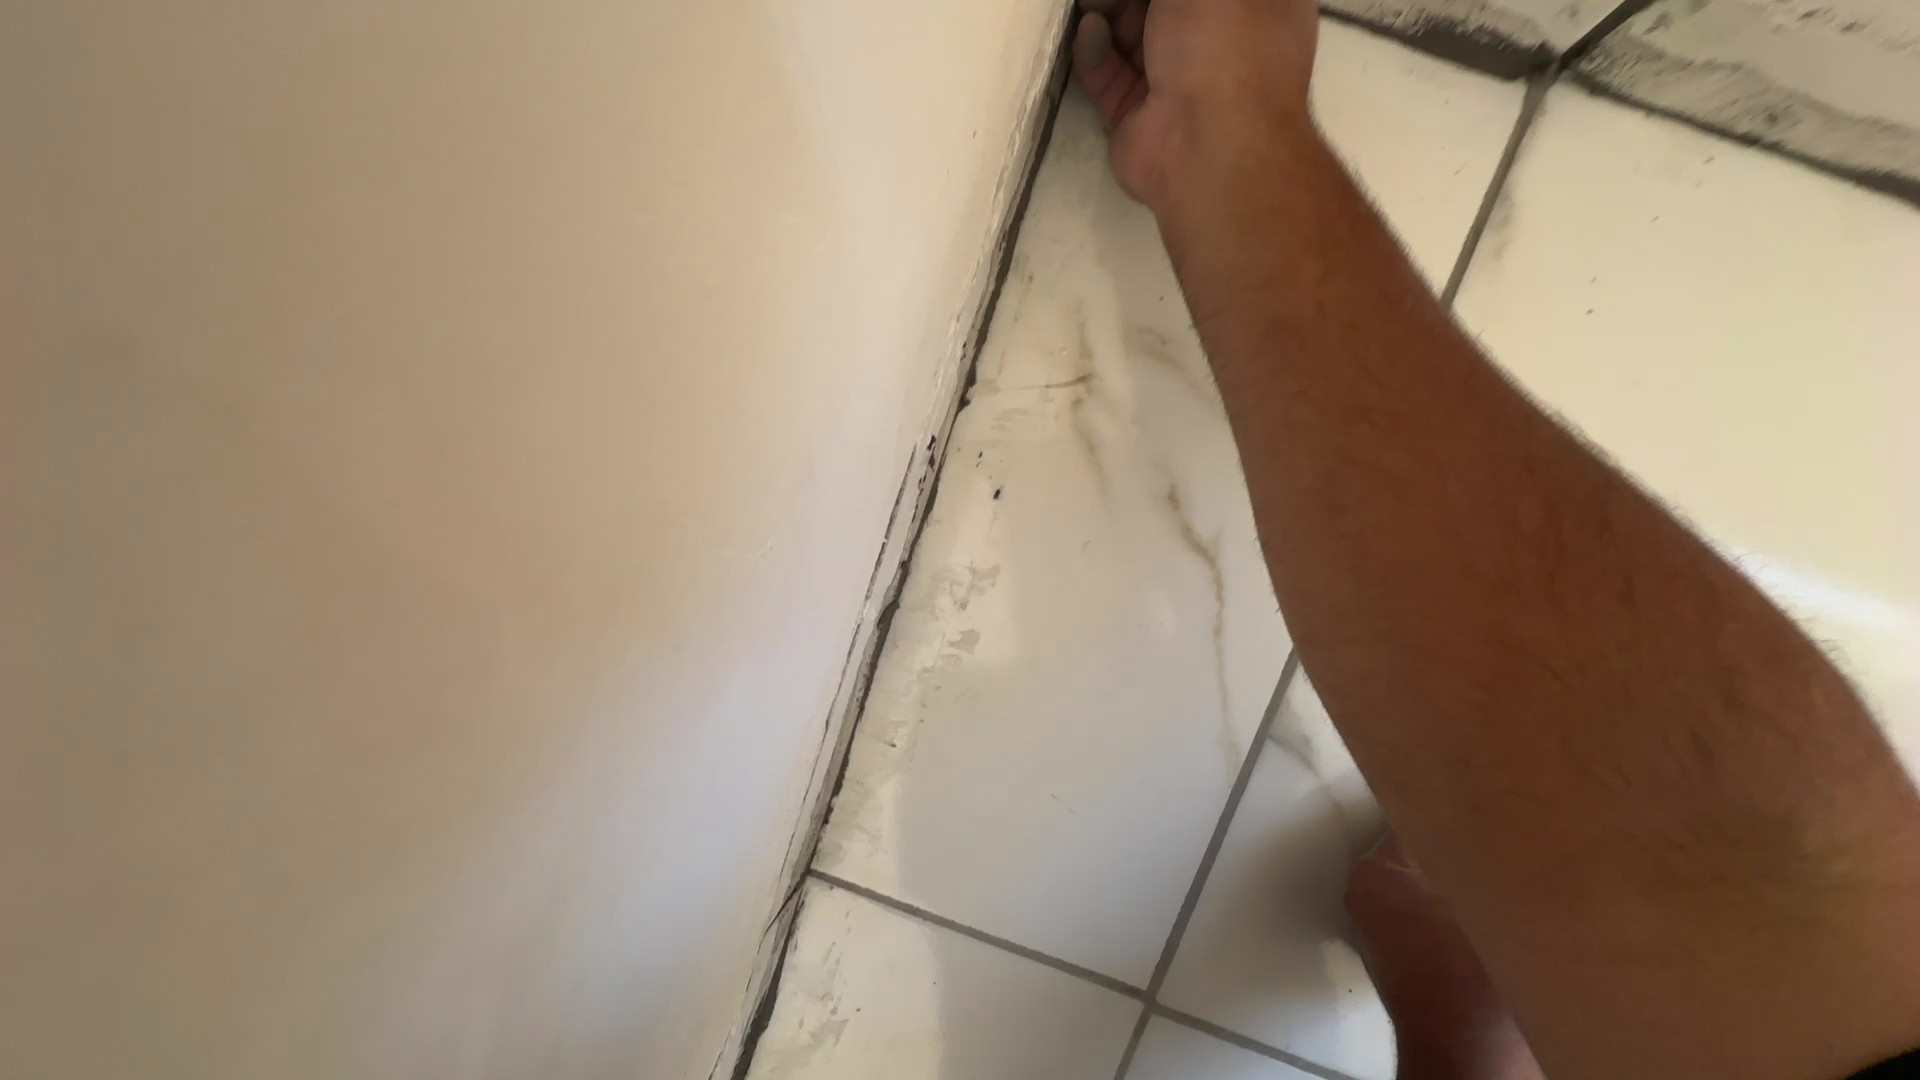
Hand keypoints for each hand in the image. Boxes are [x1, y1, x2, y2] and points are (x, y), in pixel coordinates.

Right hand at [1073, 0, 1320, 208]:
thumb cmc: (1224, 42)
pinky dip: (1096, 52)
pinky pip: (1112, 78)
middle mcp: (1217, 45)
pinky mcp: (1137, 119)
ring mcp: (1176, 86)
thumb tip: (1141, 4)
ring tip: (1091, 0)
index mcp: (1256, 6)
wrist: (1206, 144)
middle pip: (1166, 9)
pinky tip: (1090, 32)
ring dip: (1110, 10)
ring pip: (1134, 37)